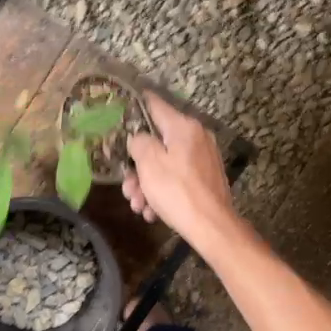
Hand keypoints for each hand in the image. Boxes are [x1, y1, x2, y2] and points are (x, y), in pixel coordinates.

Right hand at [123, 93, 240, 249]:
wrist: (212, 227)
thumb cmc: (177, 190)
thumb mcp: (149, 163)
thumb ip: (138, 142)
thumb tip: (138, 138)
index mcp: (184, 126)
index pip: (154, 104)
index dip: (134, 103)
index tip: (118, 106)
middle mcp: (196, 137)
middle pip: (157, 142)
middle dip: (137, 166)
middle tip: (126, 186)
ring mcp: (203, 159)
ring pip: (165, 164)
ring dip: (146, 184)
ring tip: (138, 207)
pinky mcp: (206, 179)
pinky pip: (177, 178)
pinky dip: (163, 192)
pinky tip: (152, 212)